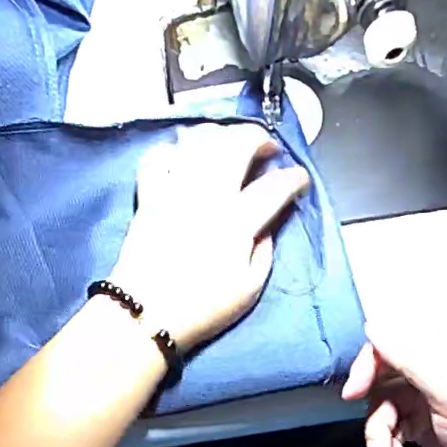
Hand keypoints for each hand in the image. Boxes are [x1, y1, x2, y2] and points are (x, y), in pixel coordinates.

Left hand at [105, 124, 310, 353]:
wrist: (146, 312)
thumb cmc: (201, 308)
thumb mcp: (249, 290)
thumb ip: (264, 252)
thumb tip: (266, 227)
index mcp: (237, 221)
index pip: (275, 186)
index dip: (294, 178)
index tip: (300, 179)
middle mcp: (207, 194)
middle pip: (237, 144)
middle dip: (259, 137)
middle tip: (268, 147)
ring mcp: (175, 189)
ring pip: (200, 140)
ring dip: (221, 134)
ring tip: (231, 144)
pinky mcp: (150, 194)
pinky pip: (161, 156)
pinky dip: (175, 149)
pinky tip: (185, 156)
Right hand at [340, 317, 446, 446]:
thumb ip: (413, 360)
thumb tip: (373, 324)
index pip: (402, 336)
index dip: (374, 358)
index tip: (356, 388)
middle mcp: (441, 369)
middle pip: (387, 371)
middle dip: (372, 402)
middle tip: (369, 430)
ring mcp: (432, 400)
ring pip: (385, 403)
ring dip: (378, 431)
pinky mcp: (425, 428)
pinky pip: (392, 427)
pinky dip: (388, 444)